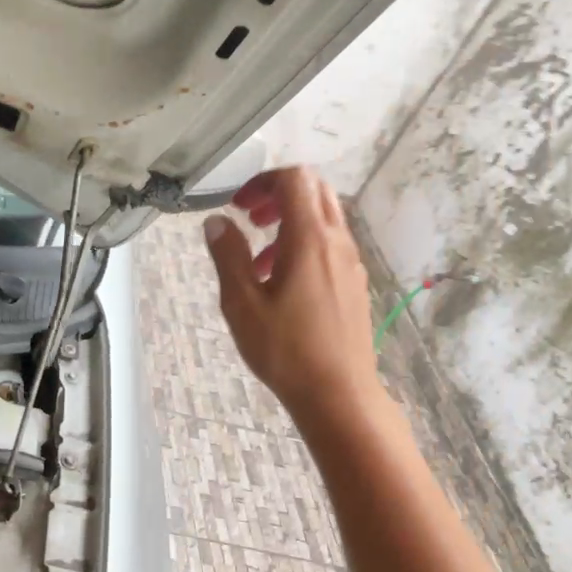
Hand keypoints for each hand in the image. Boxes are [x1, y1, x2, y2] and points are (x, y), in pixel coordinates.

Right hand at [203, 166, 382, 432]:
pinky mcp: (354, 283)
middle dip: (278, 195)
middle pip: (315, 191)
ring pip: (324, 219)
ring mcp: (350, 262)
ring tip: (259, 262)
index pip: (294, 179)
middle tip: (249, 221)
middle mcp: (336, 241)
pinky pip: (330, 246)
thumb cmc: (285, 350)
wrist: (337, 392)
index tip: (237, 207)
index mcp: (309, 238)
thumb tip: (216, 223)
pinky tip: (282, 286)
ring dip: (290, 223)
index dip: (262, 182)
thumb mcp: (242, 304)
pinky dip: (304, 246)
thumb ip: (228, 257)